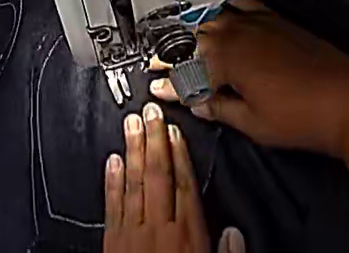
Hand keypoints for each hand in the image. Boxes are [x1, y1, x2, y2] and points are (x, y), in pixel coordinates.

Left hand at [104, 102, 244, 252]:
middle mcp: (160, 232)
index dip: (180, 155)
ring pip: (135, 183)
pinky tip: (113, 159)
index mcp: (187, 240)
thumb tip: (235, 235)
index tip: (176, 129)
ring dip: (133, 150)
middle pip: (159, 175)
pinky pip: (113, 206)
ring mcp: (133, 236)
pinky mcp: (113, 245)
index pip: (185, 187)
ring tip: (131, 122)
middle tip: (150, 110)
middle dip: (155, 140)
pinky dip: (112, 181)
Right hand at [151, 0, 348, 158]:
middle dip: (176, 50)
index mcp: (224, 57)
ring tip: (183, 38)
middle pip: (194, 36)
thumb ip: (218, 108)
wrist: (348, 99)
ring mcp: (254, 21)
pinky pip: (239, 2)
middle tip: (164, 62)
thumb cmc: (300, 116)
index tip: (157, 83)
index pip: (185, 66)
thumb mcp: (252, 123)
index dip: (168, 77)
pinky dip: (224, 5)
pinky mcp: (272, 17)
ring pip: (212, 18)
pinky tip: (220, 9)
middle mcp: (234, 31)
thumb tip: (194, 103)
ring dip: (195, 28)